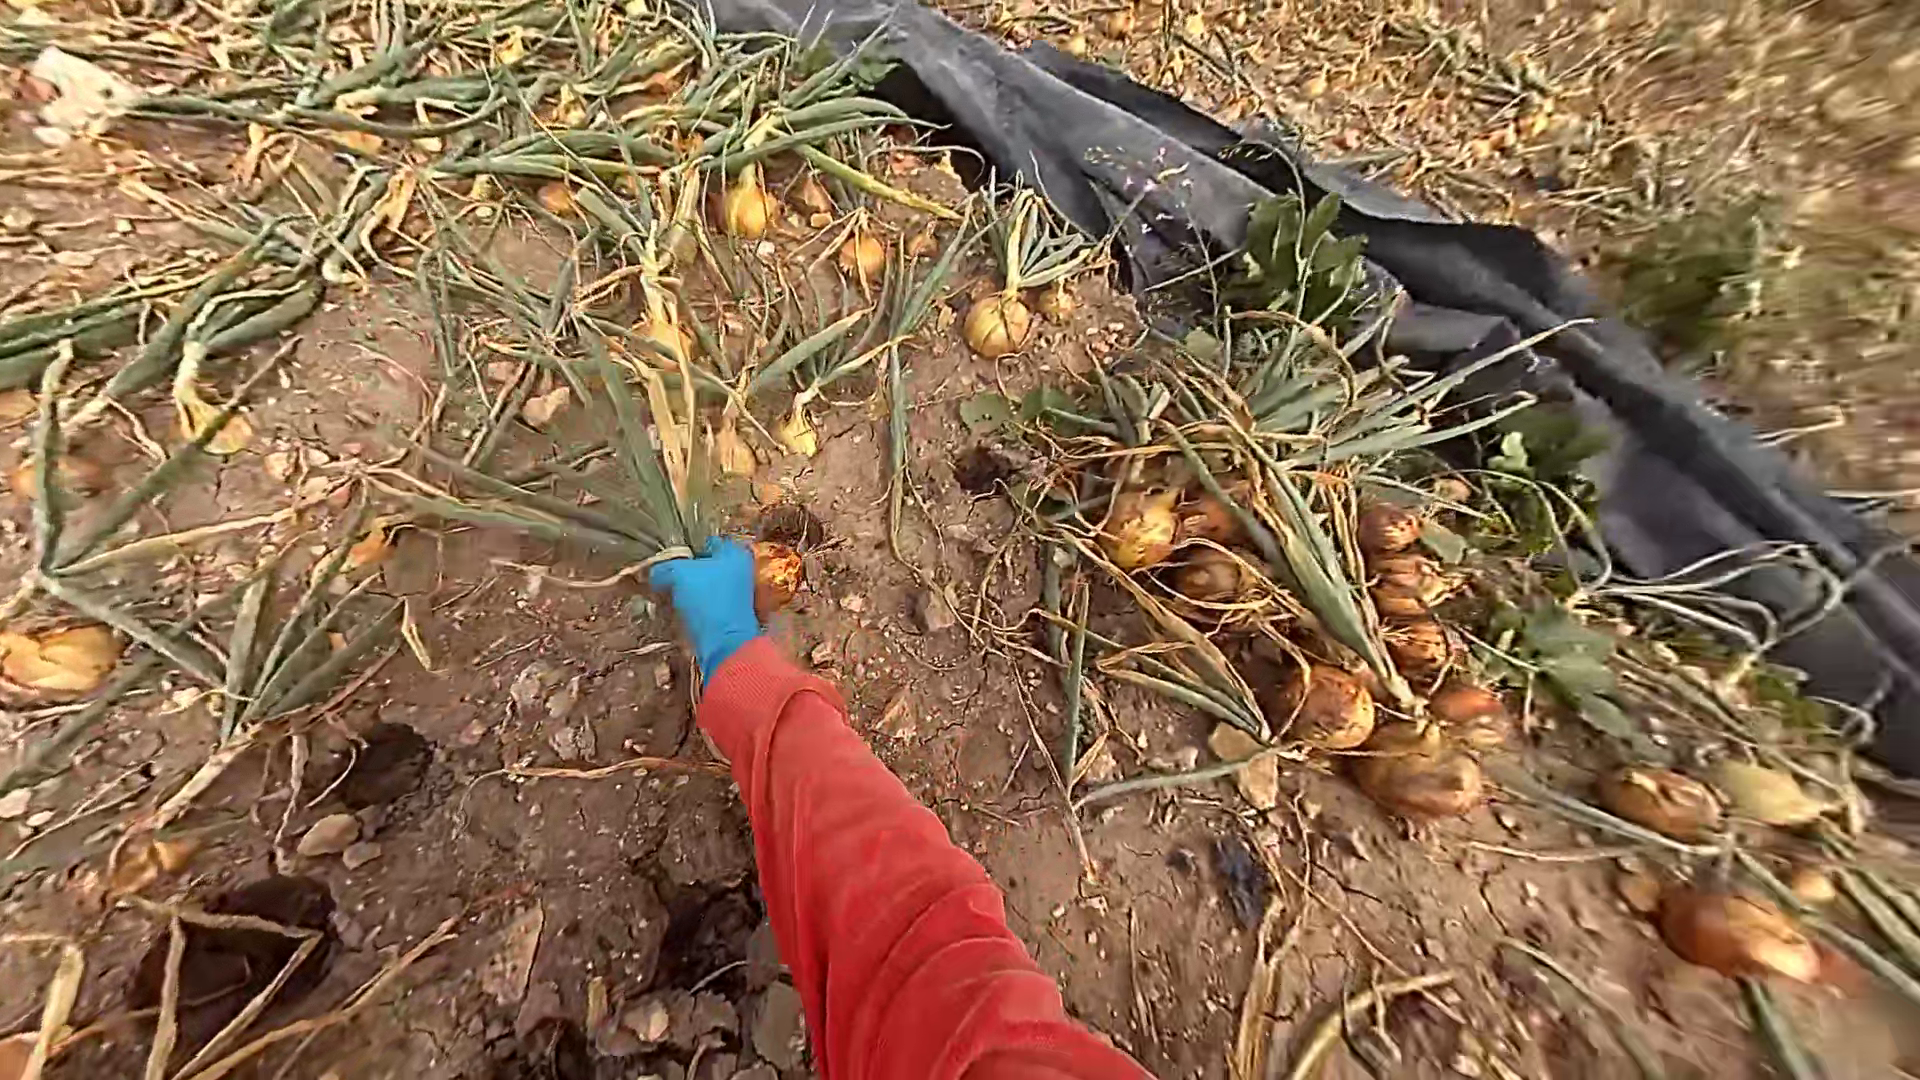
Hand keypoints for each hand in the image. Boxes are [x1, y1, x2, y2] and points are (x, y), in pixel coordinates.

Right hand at [649, 536, 762, 676]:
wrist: (725, 643)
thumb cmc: (707, 600)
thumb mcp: (679, 574)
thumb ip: (665, 567)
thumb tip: (656, 573)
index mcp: (735, 555)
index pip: (706, 542)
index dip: (685, 549)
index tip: (666, 558)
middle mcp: (740, 572)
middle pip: (704, 566)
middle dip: (682, 572)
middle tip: (660, 578)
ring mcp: (737, 595)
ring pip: (702, 587)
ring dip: (683, 592)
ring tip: (662, 596)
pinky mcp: (729, 615)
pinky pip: (704, 605)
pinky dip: (690, 607)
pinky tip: (673, 612)